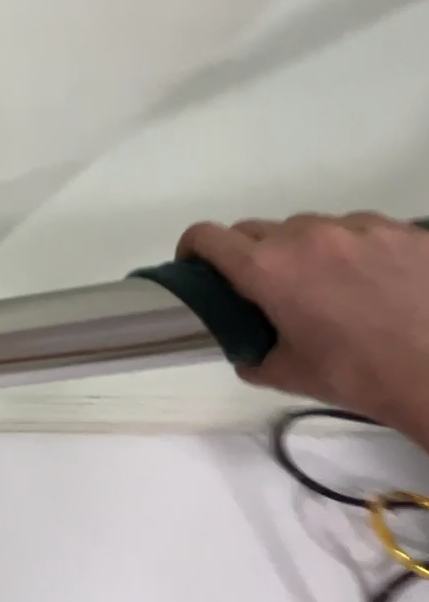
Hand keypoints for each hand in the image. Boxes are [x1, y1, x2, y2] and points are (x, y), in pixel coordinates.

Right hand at [178, 212, 428, 442]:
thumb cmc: (362, 375)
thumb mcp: (285, 373)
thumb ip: (250, 350)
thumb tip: (245, 346)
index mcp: (264, 267)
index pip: (205, 236)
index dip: (194, 250)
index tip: (201, 270)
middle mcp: (307, 238)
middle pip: (255, 228)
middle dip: (250, 253)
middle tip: (269, 286)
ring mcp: (364, 230)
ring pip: (310, 226)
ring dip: (304, 247)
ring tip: (329, 281)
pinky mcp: (411, 234)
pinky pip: (364, 229)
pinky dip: (355, 247)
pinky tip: (375, 277)